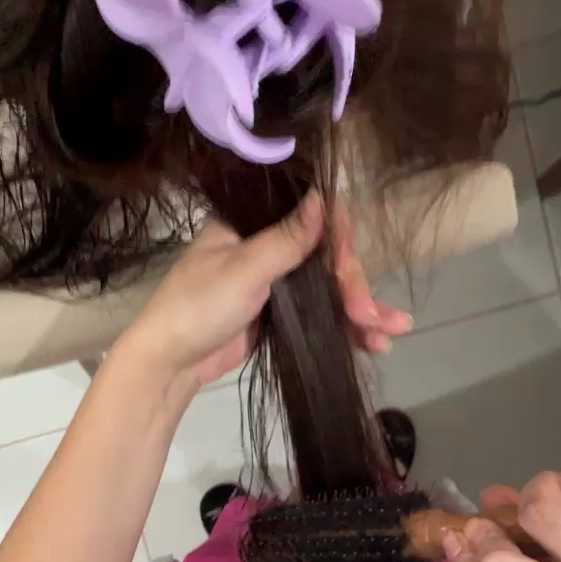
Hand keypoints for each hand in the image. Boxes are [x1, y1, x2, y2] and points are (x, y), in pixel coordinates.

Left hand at [113, 193, 414, 389]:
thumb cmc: (197, 308)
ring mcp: (274, 285)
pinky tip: (372, 342)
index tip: (350, 269)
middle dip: (353, 287)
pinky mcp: (278, 317)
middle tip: (370, 317)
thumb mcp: (244, 269)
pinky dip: (344, 327)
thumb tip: (324, 197)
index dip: (338, 241)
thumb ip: (287, 239)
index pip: (310, 217)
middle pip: (325, 258)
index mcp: (250, 225)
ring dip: (360, 310)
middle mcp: (265, 249)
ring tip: (390, 335)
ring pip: (327, 289)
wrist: (170, 364)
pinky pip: (319, 315)